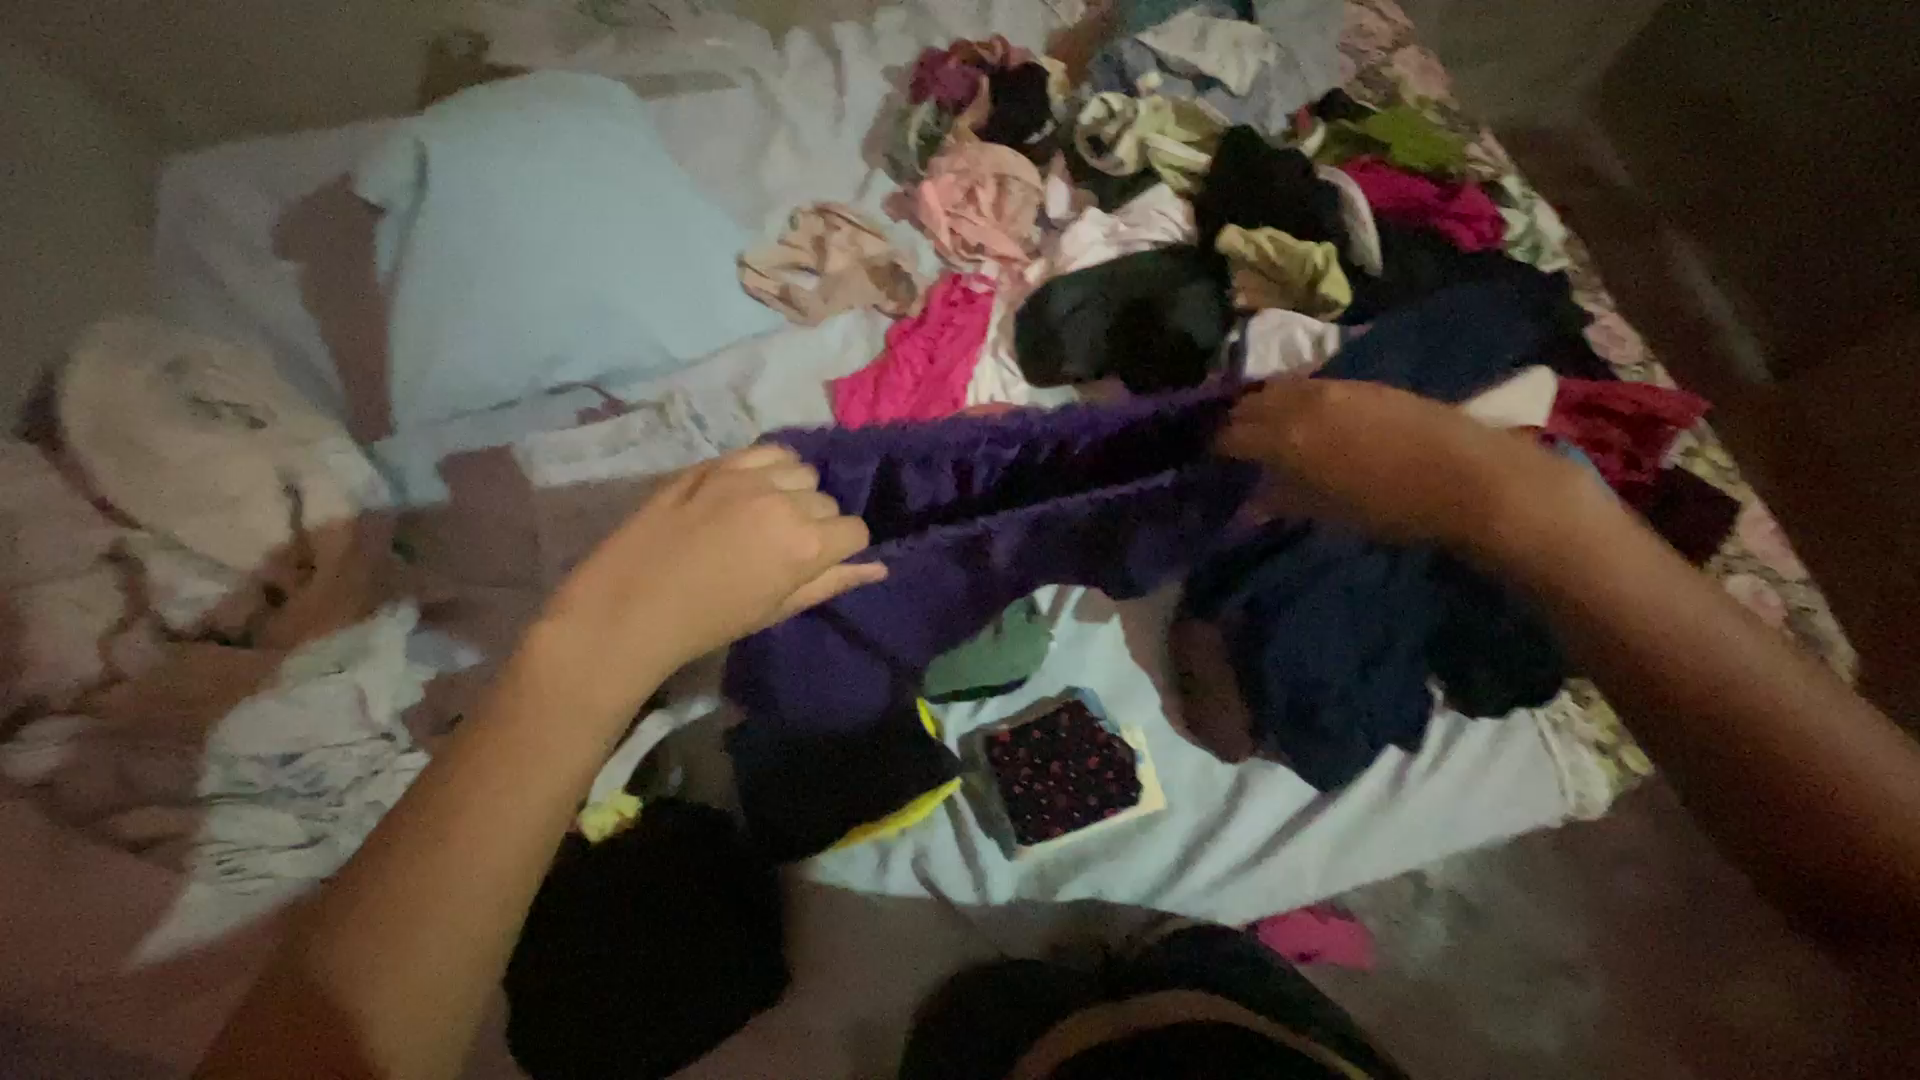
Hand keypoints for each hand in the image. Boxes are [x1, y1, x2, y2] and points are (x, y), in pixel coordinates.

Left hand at [519, 445, 885, 718]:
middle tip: (783, 545)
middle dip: (817, 522)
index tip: (819, 561)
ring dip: (794, 491)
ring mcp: (749, 477)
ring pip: (800, 471)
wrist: (633, 605)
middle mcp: (785, 502)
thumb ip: (832, 581)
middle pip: (827, 501)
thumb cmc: (711, 620)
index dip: (842, 548)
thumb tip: (879, 567)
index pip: (855, 530)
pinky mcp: (717, 463)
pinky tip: (753, 487)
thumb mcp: (779, 608)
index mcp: (806, 545)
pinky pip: (766, 450)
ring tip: (766, 513)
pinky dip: (769, 466)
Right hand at [1216, 379, 1590, 549]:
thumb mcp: (1326, 511)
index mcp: (1285, 437)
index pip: (1229, 434)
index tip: (1205, 461)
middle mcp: (1302, 402)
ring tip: (1261, 427)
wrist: (1471, 478)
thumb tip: (1249, 499)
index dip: (1212, 447)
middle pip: (1249, 403)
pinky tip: (1302, 418)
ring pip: (1279, 388)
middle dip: (1232, 422)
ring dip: (1262, 405)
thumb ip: (1281, 498)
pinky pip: (1310, 384)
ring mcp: (1335, 387)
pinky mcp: (1364, 384)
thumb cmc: (1392, 507)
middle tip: (1228, 444)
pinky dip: (1293, 398)